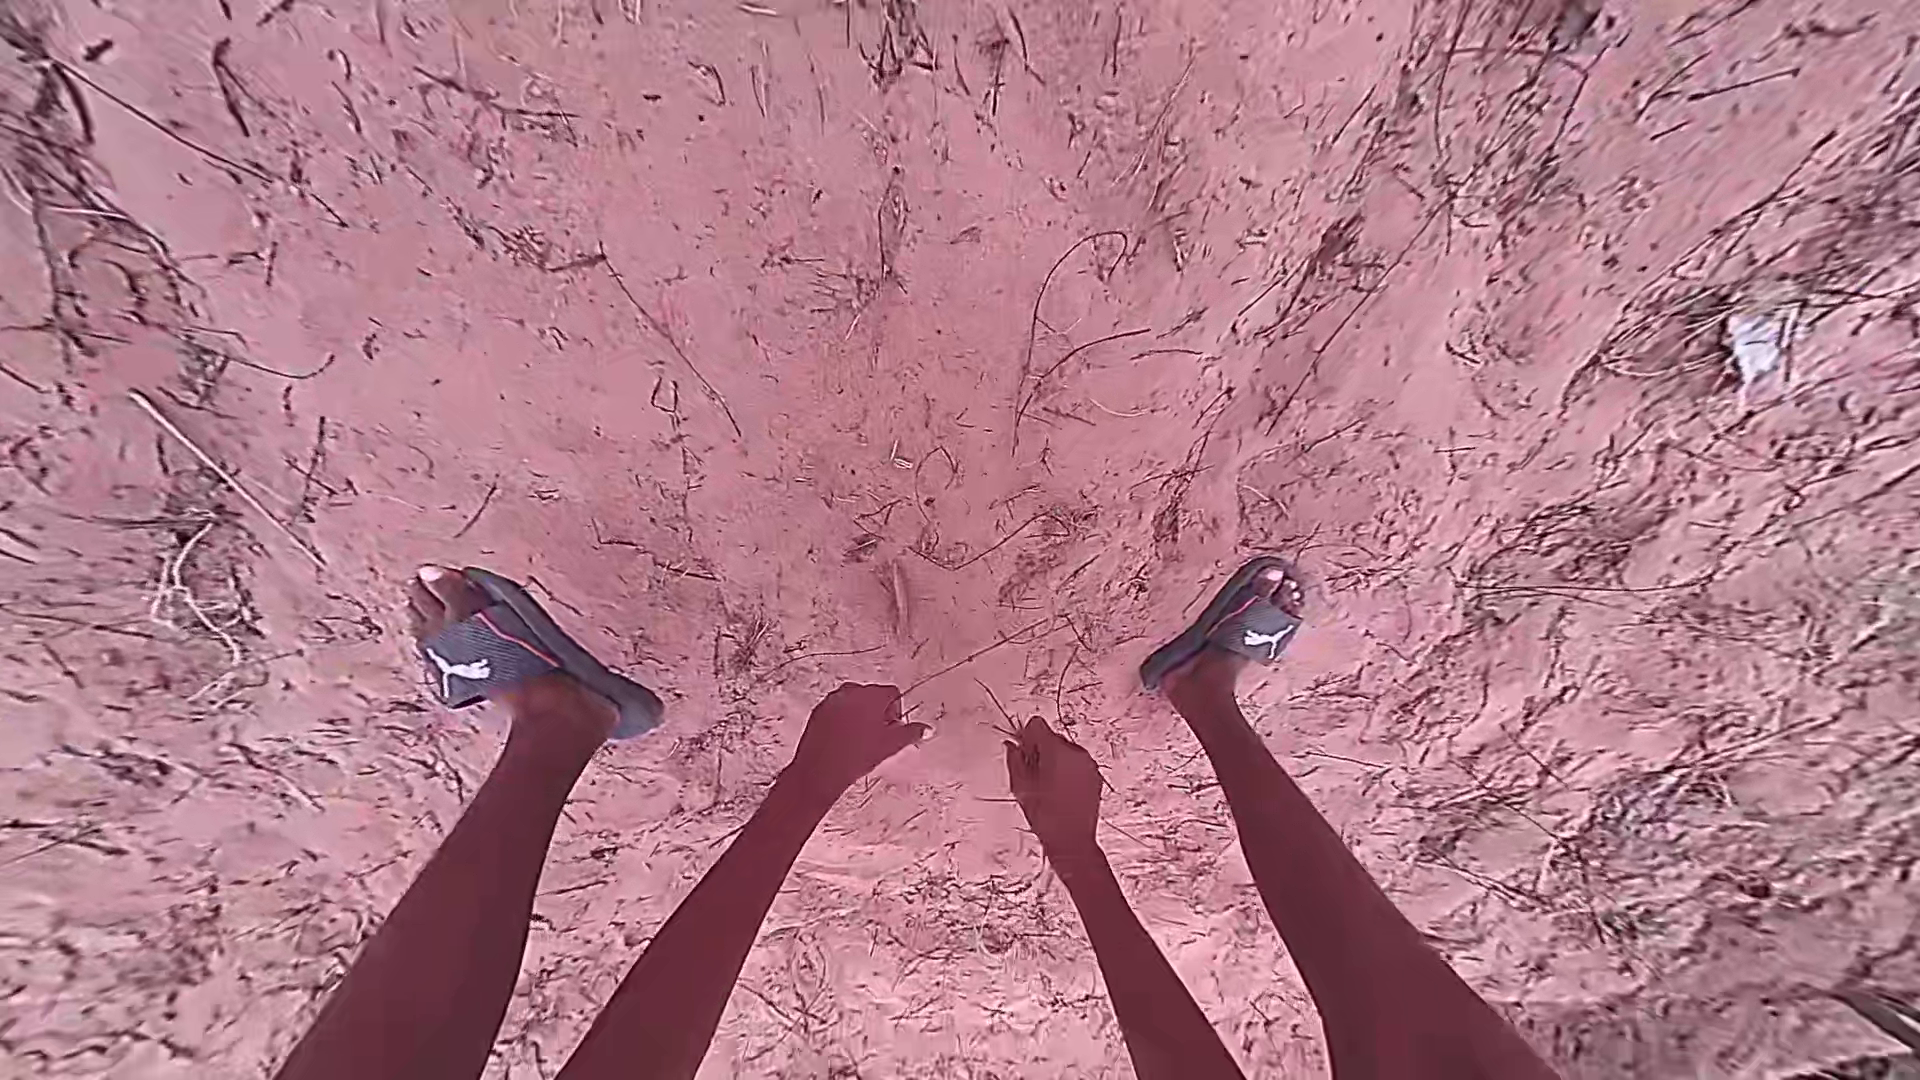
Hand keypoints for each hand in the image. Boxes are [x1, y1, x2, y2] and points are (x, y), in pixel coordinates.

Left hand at [784, 683, 927, 803]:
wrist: (820, 771)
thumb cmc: (854, 756)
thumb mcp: (891, 745)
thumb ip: (912, 733)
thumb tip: (925, 729)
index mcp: (871, 695)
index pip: (893, 693)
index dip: (896, 712)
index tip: (893, 727)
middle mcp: (851, 691)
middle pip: (873, 695)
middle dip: (879, 712)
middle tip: (879, 735)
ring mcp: (832, 700)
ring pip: (854, 702)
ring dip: (860, 715)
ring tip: (861, 740)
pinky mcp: (819, 711)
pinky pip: (837, 709)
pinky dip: (843, 719)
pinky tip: (845, 741)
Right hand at [1005, 716, 1102, 858]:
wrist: (1072, 842)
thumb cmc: (1047, 817)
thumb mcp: (1021, 785)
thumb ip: (1014, 758)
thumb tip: (1012, 746)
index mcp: (1057, 751)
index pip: (1037, 724)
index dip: (1025, 736)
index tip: (1021, 749)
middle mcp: (1076, 753)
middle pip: (1051, 736)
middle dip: (1039, 749)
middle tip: (1031, 772)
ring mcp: (1088, 764)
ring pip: (1064, 749)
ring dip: (1054, 759)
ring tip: (1046, 784)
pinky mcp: (1095, 776)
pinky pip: (1076, 762)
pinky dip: (1067, 769)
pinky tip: (1059, 789)